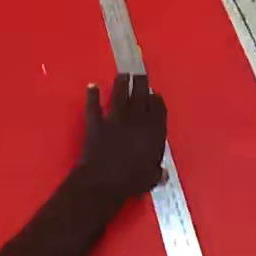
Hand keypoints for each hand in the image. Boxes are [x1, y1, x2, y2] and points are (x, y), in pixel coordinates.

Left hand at [72, 74, 166, 201]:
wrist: (104, 180)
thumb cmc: (132, 180)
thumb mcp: (152, 177)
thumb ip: (157, 171)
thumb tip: (163, 173)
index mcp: (154, 130)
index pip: (158, 108)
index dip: (156, 100)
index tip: (154, 93)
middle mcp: (136, 119)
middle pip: (141, 94)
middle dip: (141, 82)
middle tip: (140, 74)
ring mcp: (115, 118)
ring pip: (119, 94)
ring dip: (121, 83)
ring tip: (122, 75)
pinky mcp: (96, 122)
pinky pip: (94, 105)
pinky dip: (92, 95)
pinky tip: (91, 86)